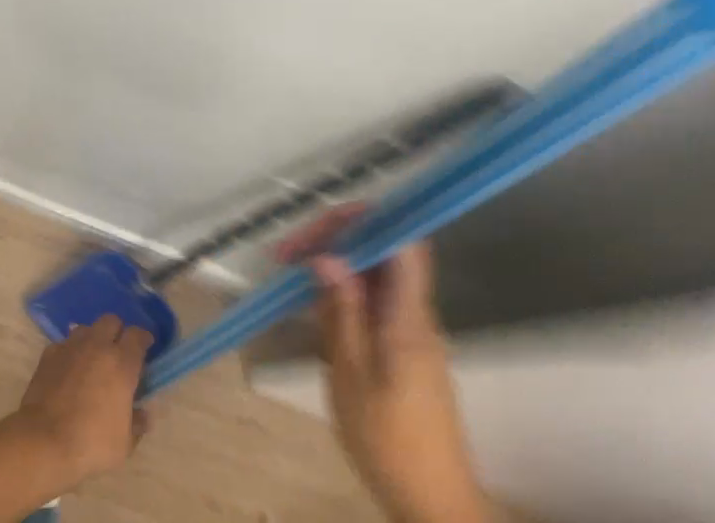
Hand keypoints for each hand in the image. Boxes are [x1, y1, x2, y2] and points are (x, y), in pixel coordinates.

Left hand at [10, 314, 152, 484]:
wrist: (44, 439)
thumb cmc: (92, 442)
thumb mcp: (125, 443)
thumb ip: (137, 423)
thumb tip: (143, 414)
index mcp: (121, 364)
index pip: (137, 335)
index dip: (143, 339)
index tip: (146, 348)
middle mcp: (96, 347)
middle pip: (110, 321)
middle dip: (118, 332)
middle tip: (119, 353)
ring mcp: (69, 348)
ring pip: (85, 328)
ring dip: (93, 339)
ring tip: (94, 360)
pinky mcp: (48, 355)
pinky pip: (64, 343)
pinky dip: (71, 351)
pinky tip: (70, 370)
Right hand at [280, 209, 489, 522]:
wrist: (431, 498)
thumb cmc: (388, 438)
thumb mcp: (351, 374)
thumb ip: (341, 311)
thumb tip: (328, 257)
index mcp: (410, 318)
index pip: (405, 243)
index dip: (366, 220)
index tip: (318, 225)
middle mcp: (417, 315)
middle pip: (383, 253)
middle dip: (334, 240)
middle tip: (283, 253)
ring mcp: (413, 332)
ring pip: (375, 277)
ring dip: (334, 266)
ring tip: (288, 274)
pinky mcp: (405, 349)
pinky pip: (374, 302)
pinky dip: (343, 293)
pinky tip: (312, 305)